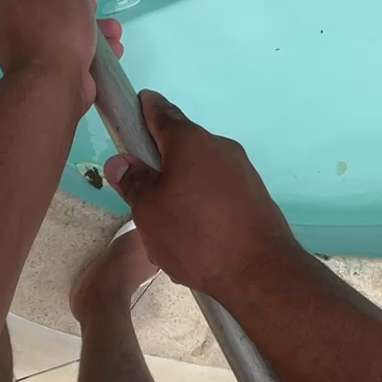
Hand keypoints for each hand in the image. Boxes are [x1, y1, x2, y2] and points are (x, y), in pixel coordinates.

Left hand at [0, 0, 124, 107]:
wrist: (52, 81)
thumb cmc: (53, 25)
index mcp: (5, 0)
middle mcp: (12, 26)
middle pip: (48, 9)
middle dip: (77, 7)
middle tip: (91, 5)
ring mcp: (30, 53)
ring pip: (64, 34)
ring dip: (93, 30)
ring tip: (113, 31)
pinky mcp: (48, 74)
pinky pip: (72, 56)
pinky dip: (93, 53)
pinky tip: (113, 51)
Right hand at [104, 91, 299, 299]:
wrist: (260, 273)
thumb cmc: (195, 234)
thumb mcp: (148, 210)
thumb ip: (132, 182)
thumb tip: (120, 162)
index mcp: (190, 141)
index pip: (161, 111)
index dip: (143, 109)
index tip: (131, 111)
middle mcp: (219, 147)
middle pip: (181, 145)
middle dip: (159, 161)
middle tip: (140, 191)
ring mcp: (242, 171)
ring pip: (199, 171)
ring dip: (180, 187)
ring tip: (167, 224)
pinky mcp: (254, 196)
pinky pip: (217, 192)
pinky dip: (200, 204)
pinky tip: (194, 236)